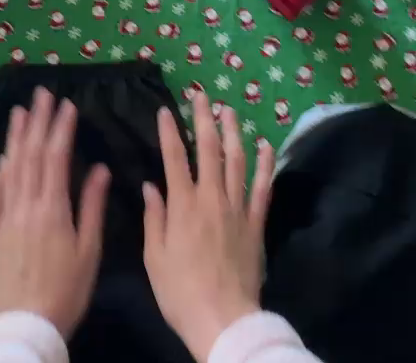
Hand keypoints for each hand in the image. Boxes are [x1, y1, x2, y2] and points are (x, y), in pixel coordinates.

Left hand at [0, 87, 110, 338]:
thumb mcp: (89, 250)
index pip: (55, 157)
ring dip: (15, 137)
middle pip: (31, 155)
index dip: (61, 128)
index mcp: (52, 208)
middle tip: (42, 93)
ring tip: (19, 112)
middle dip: (38, 121)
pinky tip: (3, 158)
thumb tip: (99, 167)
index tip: (67, 105)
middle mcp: (25, 205)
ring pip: (10, 168)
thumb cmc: (67, 289)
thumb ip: (92, 205)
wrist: (26, 326)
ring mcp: (6, 218)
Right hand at [142, 90, 275, 362]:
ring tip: (230, 110)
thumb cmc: (181, 291)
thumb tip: (150, 186)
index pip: (174, 157)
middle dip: (204, 119)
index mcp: (182, 205)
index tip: (165, 109)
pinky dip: (265, 164)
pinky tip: (265, 144)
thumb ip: (153, 218)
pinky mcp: (256, 222)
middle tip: (201, 95)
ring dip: (233, 132)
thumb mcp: (154, 258)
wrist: (223, 319)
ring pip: (237, 160)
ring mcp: (237, 207)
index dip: (169, 131)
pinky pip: (263, 187)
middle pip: (208, 149)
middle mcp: (211, 197)